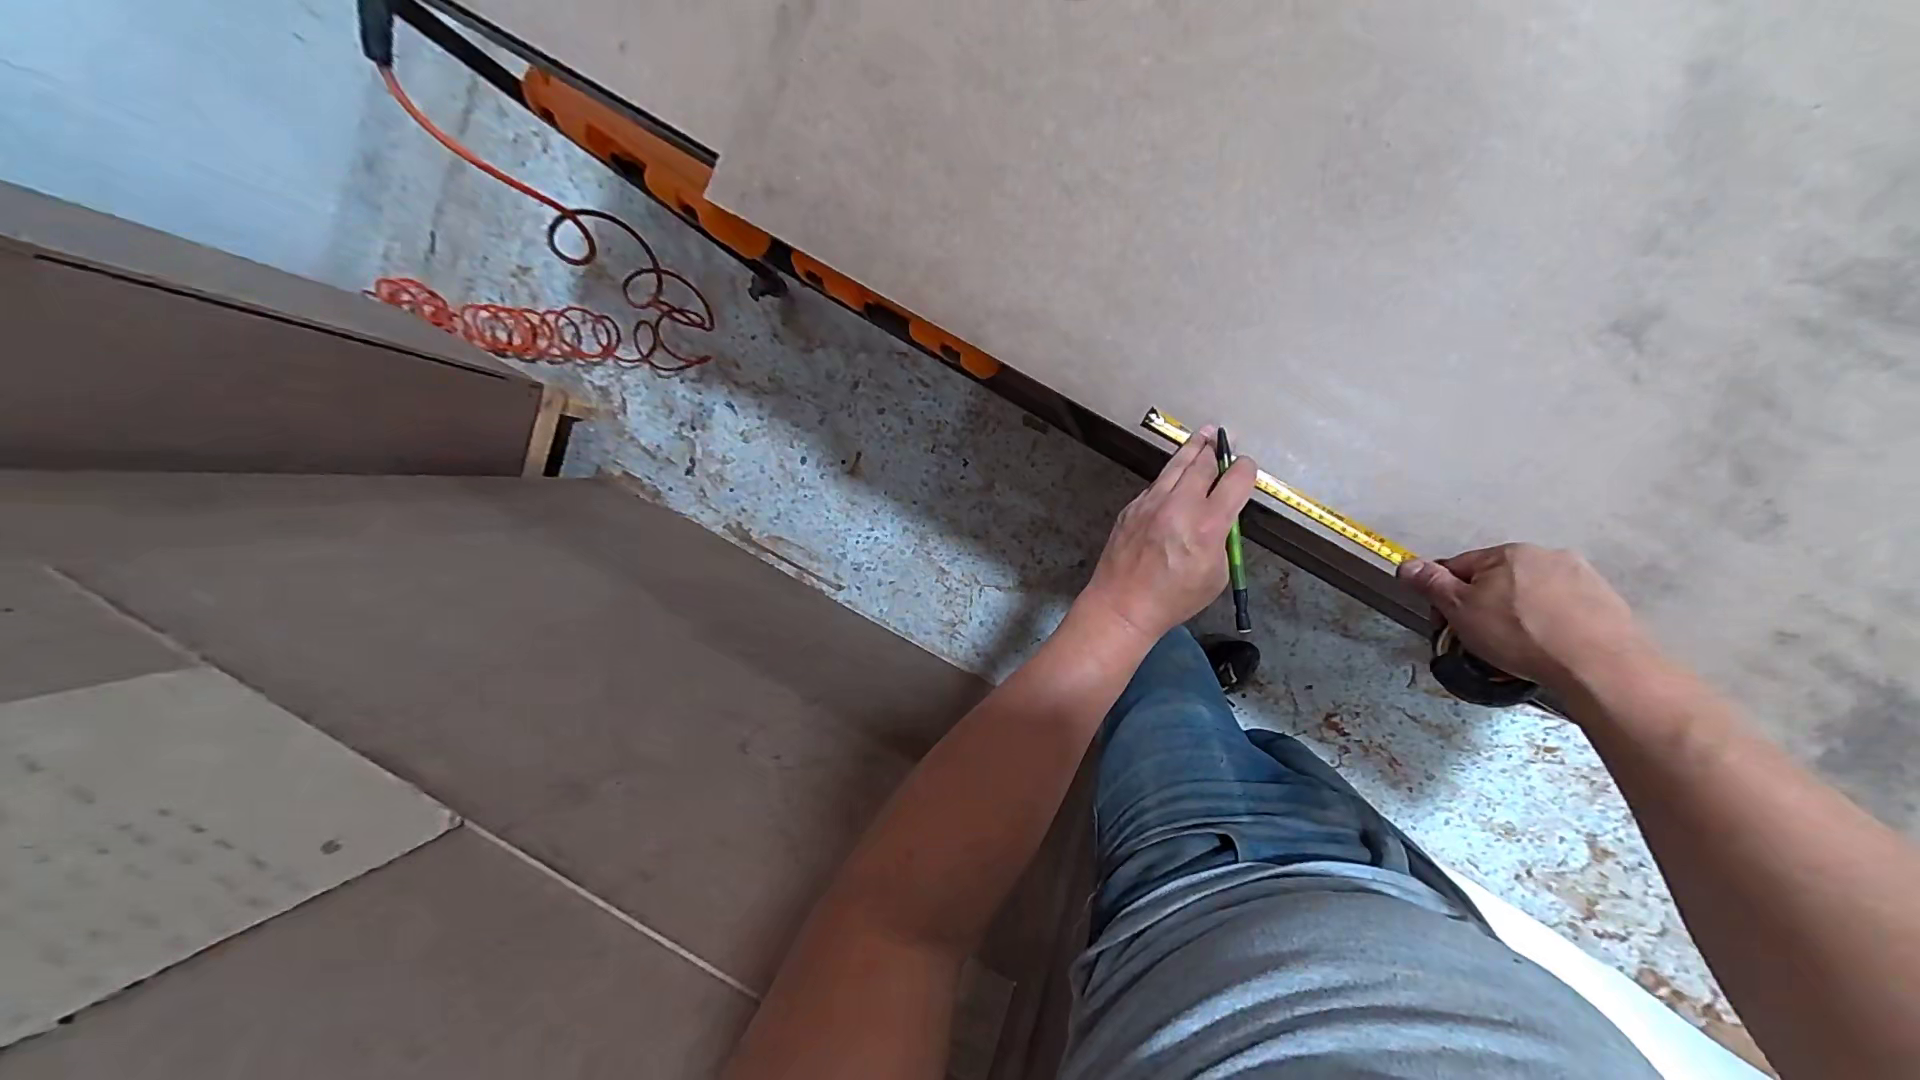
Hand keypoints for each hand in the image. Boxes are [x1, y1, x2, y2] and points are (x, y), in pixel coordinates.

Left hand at [1077, 426, 1256, 642]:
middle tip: (1220, 438)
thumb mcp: (1217, 574)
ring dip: (1191, 450)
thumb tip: (1221, 517)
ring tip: (1202, 436)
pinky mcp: (1132, 508)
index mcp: (1207, 525)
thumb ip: (1222, 539)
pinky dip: (1169, 477)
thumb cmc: (1173, 598)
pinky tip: (1174, 475)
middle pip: (1202, 464)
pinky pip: (1156, 485)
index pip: (1234, 481)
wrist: (1123, 604)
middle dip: (1215, 450)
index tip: (1246, 466)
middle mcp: (1178, 507)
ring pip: (1175, 467)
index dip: (1244, 470)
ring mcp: (1151, 504)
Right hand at [1397, 543, 1654, 693]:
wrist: (1601, 667)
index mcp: (1507, 553)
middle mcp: (1546, 555)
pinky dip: (1550, 623)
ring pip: (1530, 593)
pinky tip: (1548, 646)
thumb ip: (1430, 583)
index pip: (1457, 567)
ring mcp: (1582, 577)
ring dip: (1516, 613)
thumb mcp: (1459, 610)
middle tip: (1480, 638)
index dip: (1444, 597)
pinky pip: (1562, 608)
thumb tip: (1406, 564)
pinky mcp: (1608, 602)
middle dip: (1482, 604)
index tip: (1447, 624)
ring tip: (1517, 646)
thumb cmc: (1521, 635)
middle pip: (1495, 579)